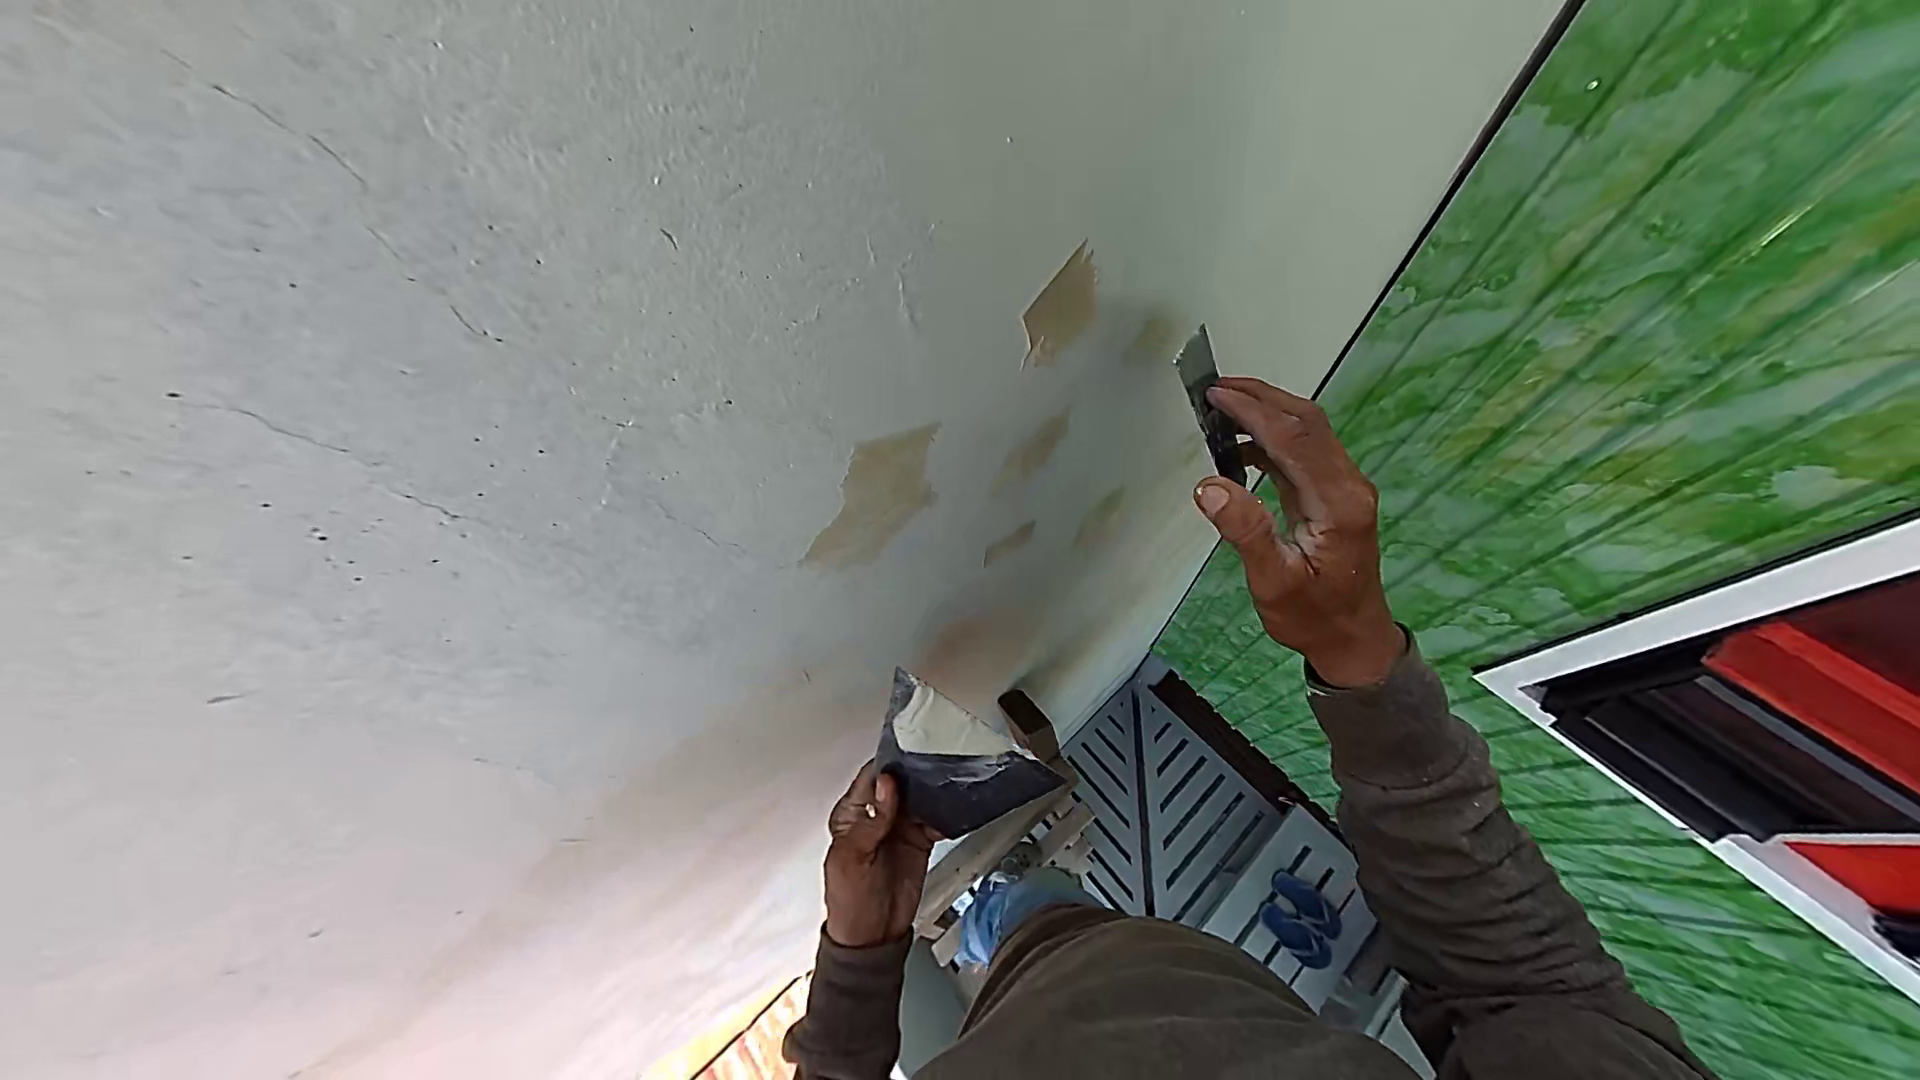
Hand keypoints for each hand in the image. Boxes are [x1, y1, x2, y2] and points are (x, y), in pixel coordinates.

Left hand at [822, 760, 940, 947]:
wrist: (873, 938)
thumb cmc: (849, 900)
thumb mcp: (852, 858)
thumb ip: (870, 820)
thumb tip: (886, 783)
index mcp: (853, 813)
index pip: (871, 777)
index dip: (888, 763)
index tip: (909, 750)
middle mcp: (878, 813)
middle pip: (899, 782)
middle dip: (915, 771)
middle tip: (936, 759)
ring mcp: (900, 825)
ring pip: (919, 796)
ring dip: (932, 788)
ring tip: (950, 777)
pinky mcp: (920, 839)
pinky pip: (935, 819)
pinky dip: (945, 812)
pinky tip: (955, 804)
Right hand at [1192, 377, 1403, 687]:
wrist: (1351, 638)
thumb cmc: (1311, 616)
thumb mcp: (1273, 581)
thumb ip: (1245, 531)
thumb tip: (1209, 485)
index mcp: (1337, 502)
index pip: (1293, 438)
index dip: (1253, 412)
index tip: (1217, 395)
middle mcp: (1347, 486)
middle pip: (1307, 422)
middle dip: (1261, 397)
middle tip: (1217, 387)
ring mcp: (1342, 488)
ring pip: (1307, 432)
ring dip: (1267, 412)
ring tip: (1224, 407)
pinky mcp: (1331, 495)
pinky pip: (1301, 453)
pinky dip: (1270, 438)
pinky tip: (1240, 446)